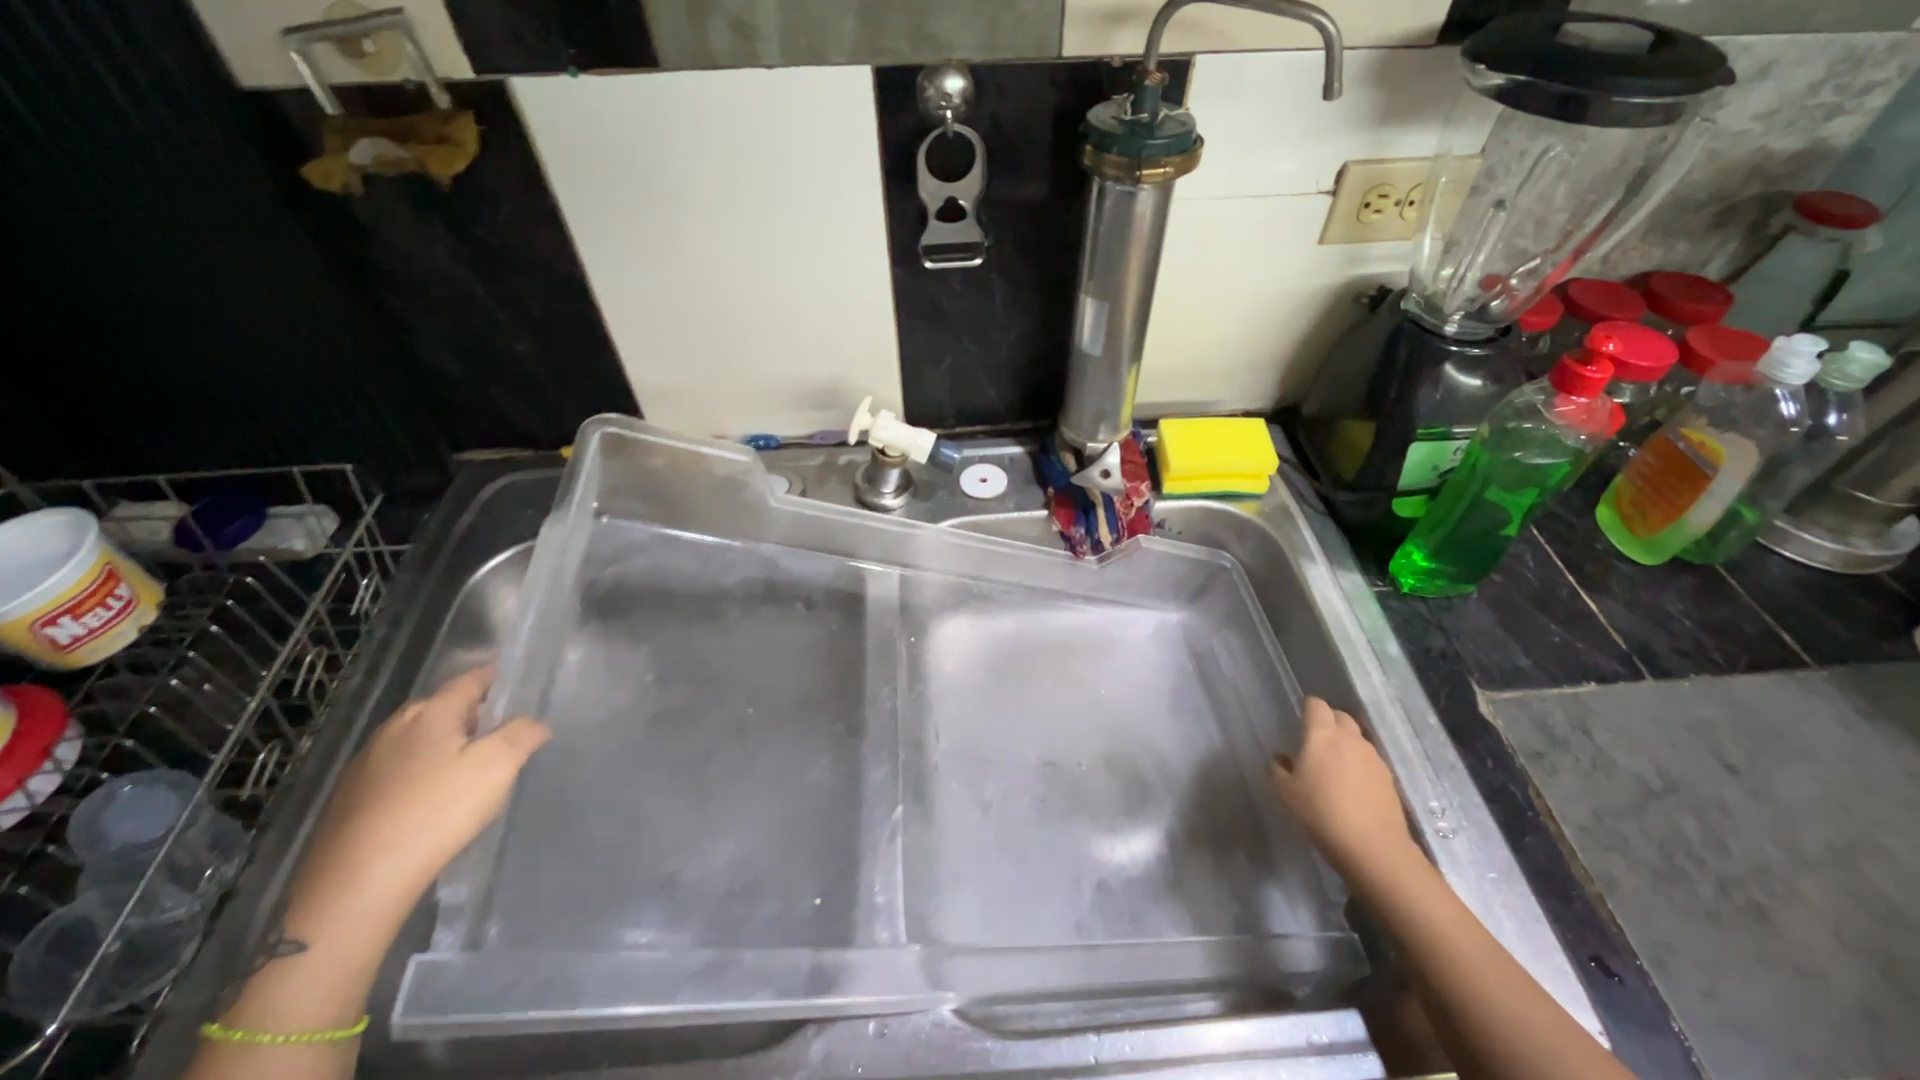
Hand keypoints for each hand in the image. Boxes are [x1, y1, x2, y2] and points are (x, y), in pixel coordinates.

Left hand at [291, 667, 550, 925]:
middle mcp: (395, 727)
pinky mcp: (351, 795)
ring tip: (470, 768)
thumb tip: (534, 722)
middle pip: (442, 709)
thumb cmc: (437, 809)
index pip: (470, 681)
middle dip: (472, 715)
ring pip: (418, 740)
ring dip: (444, 746)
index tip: (517, 682)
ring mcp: (367, 761)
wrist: (360, 875)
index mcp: (430, 712)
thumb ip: (521, 735)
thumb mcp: (497, 766)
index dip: (495, 678)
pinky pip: (398, 771)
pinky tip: (431, 800)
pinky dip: (421, 773)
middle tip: (501, 731)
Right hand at [1270, 697, 1411, 868]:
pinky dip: (1358, 763)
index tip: (1300, 717)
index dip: (1307, 707)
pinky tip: (1351, 785)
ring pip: (1357, 737)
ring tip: (1333, 765)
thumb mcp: (1285, 792)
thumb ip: (1278, 769)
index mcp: (1322, 735)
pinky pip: (1369, 759)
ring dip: (1345, 743)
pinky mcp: (1388, 776)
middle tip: (1315, 740)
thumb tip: (1279, 758)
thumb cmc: (1320, 812)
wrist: (1371, 844)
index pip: (1316, 705)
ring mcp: (1373, 756)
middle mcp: (1350, 738)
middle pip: (1340, 716)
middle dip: (1328, 721)